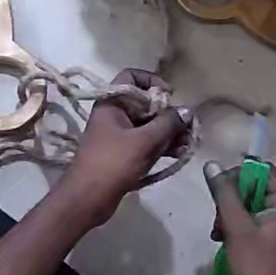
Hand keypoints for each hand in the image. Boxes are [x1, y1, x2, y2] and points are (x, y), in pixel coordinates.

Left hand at [62, 69, 187, 226]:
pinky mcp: (124, 154)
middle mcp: (115, 115)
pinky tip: (180, 153)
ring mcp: (119, 135)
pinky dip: (162, 145)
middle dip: (169, 114)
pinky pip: (147, 142)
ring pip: (149, 125)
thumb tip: (187, 111)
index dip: (152, 81)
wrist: (87, 199)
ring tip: (188, 143)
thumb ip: (168, 123)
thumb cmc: (113, 163)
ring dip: (169, 132)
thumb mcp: (144, 141)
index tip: (169, 95)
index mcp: (112, 103)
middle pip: (146, 103)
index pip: (132, 76)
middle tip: (186, 126)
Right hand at [206, 161, 275, 274]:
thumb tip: (212, 166)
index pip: (267, 171)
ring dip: (227, 212)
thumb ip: (225, 194)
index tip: (221, 177)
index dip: (244, 170)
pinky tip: (218, 237)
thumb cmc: (253, 264)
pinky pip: (243, 220)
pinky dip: (229, 225)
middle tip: (218, 210)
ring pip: (244, 204)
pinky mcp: (260, 239)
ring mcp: (271, 226)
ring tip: (217, 230)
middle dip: (231, 196)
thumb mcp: (236, 227)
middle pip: (253, 187)